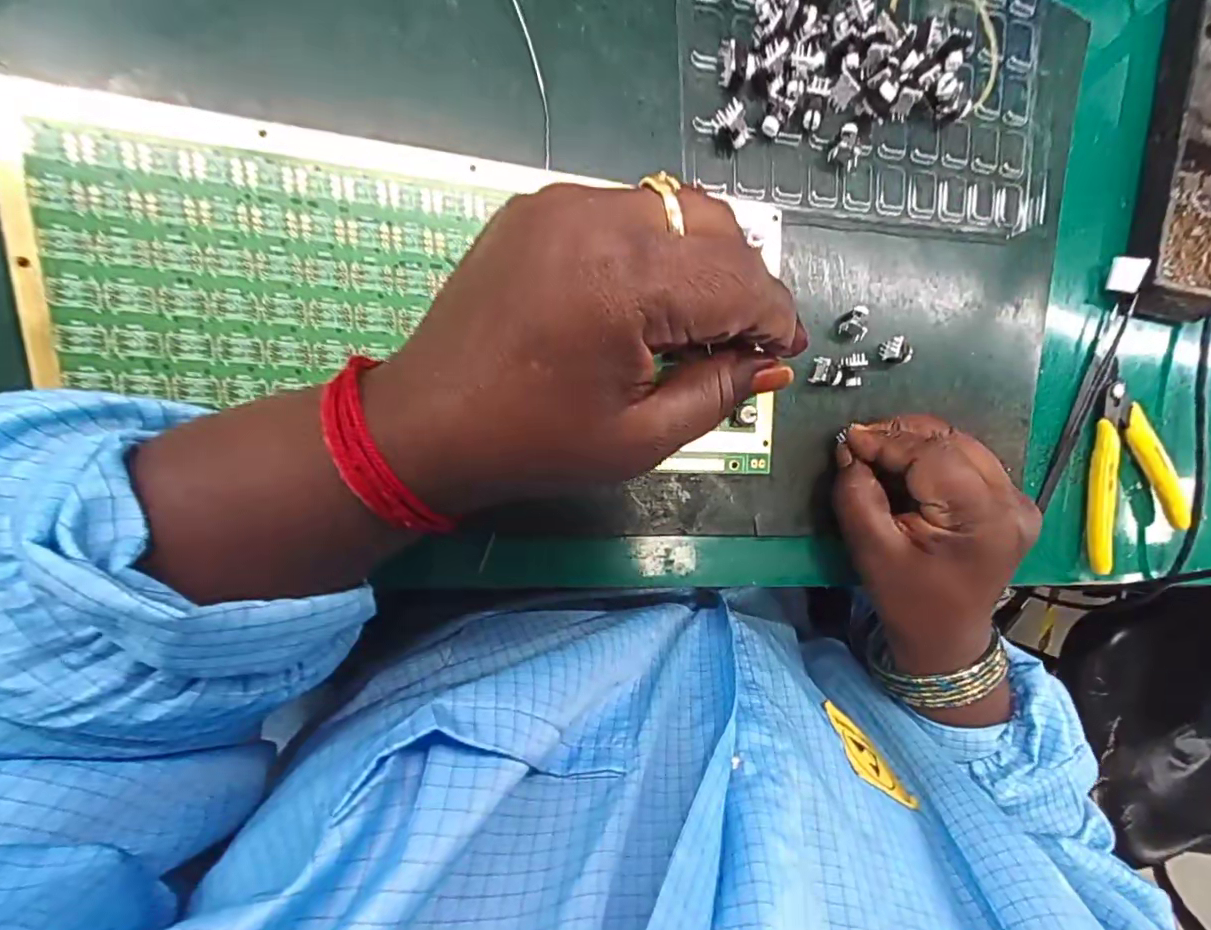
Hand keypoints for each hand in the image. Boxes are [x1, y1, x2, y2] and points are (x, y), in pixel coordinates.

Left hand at [360, 183, 806, 514]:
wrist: (427, 425)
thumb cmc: (531, 444)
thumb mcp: (639, 438)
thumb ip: (716, 393)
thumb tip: (769, 366)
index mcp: (628, 279)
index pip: (739, 279)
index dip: (773, 318)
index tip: (783, 350)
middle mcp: (598, 219)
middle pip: (714, 228)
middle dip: (743, 285)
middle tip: (741, 341)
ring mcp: (560, 205)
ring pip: (671, 210)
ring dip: (701, 261)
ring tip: (696, 322)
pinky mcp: (535, 211)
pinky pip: (621, 214)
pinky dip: (651, 250)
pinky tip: (642, 299)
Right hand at [833, 415, 1040, 674]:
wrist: (945, 637)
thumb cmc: (907, 600)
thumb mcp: (871, 552)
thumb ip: (857, 496)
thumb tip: (850, 450)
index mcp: (984, 517)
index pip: (933, 455)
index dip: (887, 440)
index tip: (847, 437)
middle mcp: (1012, 501)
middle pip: (952, 441)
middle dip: (900, 435)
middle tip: (858, 442)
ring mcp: (1018, 500)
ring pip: (962, 444)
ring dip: (915, 442)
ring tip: (876, 452)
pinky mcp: (1010, 502)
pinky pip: (967, 460)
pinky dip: (930, 455)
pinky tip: (903, 466)